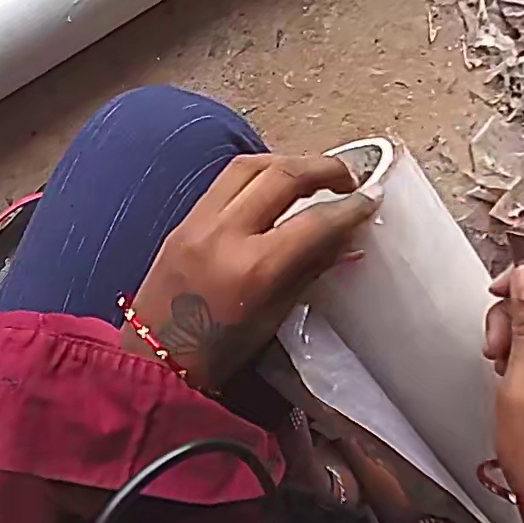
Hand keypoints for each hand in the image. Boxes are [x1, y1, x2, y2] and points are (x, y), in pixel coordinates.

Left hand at [125, 154, 376, 387]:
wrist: (153, 360)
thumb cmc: (217, 353)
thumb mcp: (272, 317)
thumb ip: (308, 272)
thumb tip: (345, 242)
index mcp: (252, 269)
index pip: (314, 222)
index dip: (350, 209)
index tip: (370, 201)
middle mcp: (224, 235)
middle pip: (281, 176)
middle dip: (324, 168)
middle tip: (348, 179)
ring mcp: (197, 224)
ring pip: (247, 166)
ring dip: (286, 162)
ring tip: (310, 175)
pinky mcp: (182, 223)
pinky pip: (223, 183)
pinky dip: (254, 175)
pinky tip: (271, 186)